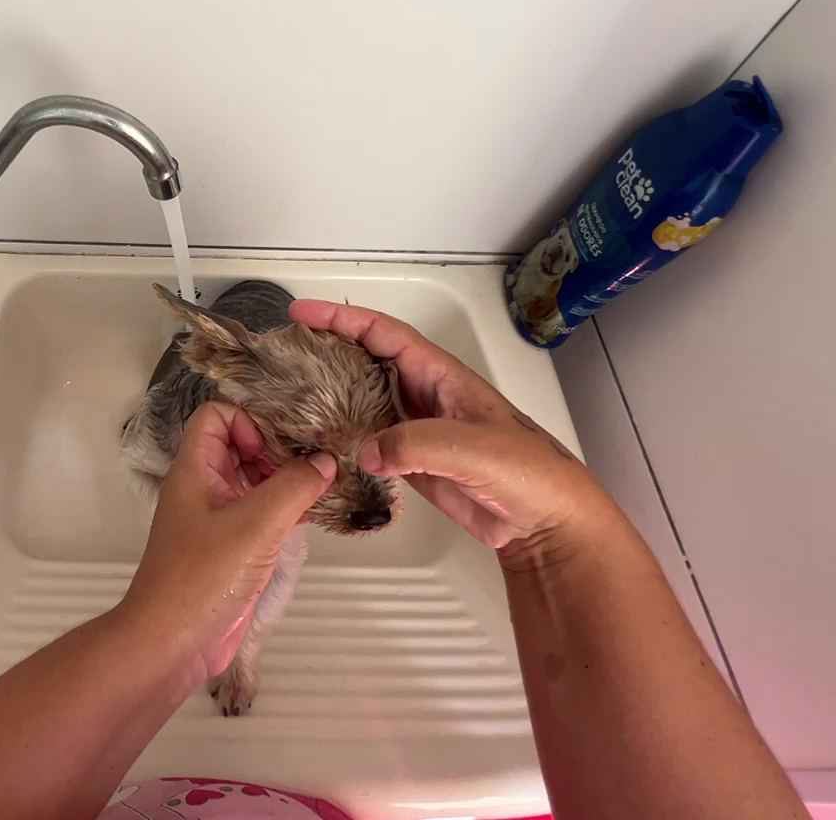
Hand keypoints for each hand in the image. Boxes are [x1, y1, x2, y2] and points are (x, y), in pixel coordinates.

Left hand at [118, 402, 336, 681]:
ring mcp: (217, 518)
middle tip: (317, 464)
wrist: (171, 643)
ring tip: (325, 487)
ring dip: (287, 480)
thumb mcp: (255, 524)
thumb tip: (325, 462)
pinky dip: (286, 509)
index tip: (275, 450)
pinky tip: (316, 515)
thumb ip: (294, 487)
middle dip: (278, 450)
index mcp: (195, 469)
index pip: (216, 416)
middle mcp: (204, 487)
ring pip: (254, 480)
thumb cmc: (203, 576)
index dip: (247, 422)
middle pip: (241, 445)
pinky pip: (260, 513)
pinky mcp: (231, 547)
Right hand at [289, 300, 614, 567]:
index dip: (340, 318)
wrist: (548, 522)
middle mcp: (422, 393)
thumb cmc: (529, 473)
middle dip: (327, 348)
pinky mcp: (411, 460)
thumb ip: (416, 443)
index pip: (382, 333)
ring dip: (329, 393)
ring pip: (361, 398)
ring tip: (291, 392)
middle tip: (287, 352)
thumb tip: (365, 450)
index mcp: (439, 374)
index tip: (302, 313)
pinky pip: (366, 438)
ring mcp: (415, 427)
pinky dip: (340, 436)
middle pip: (365, 359)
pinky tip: (319, 441)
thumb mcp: (473, 448)